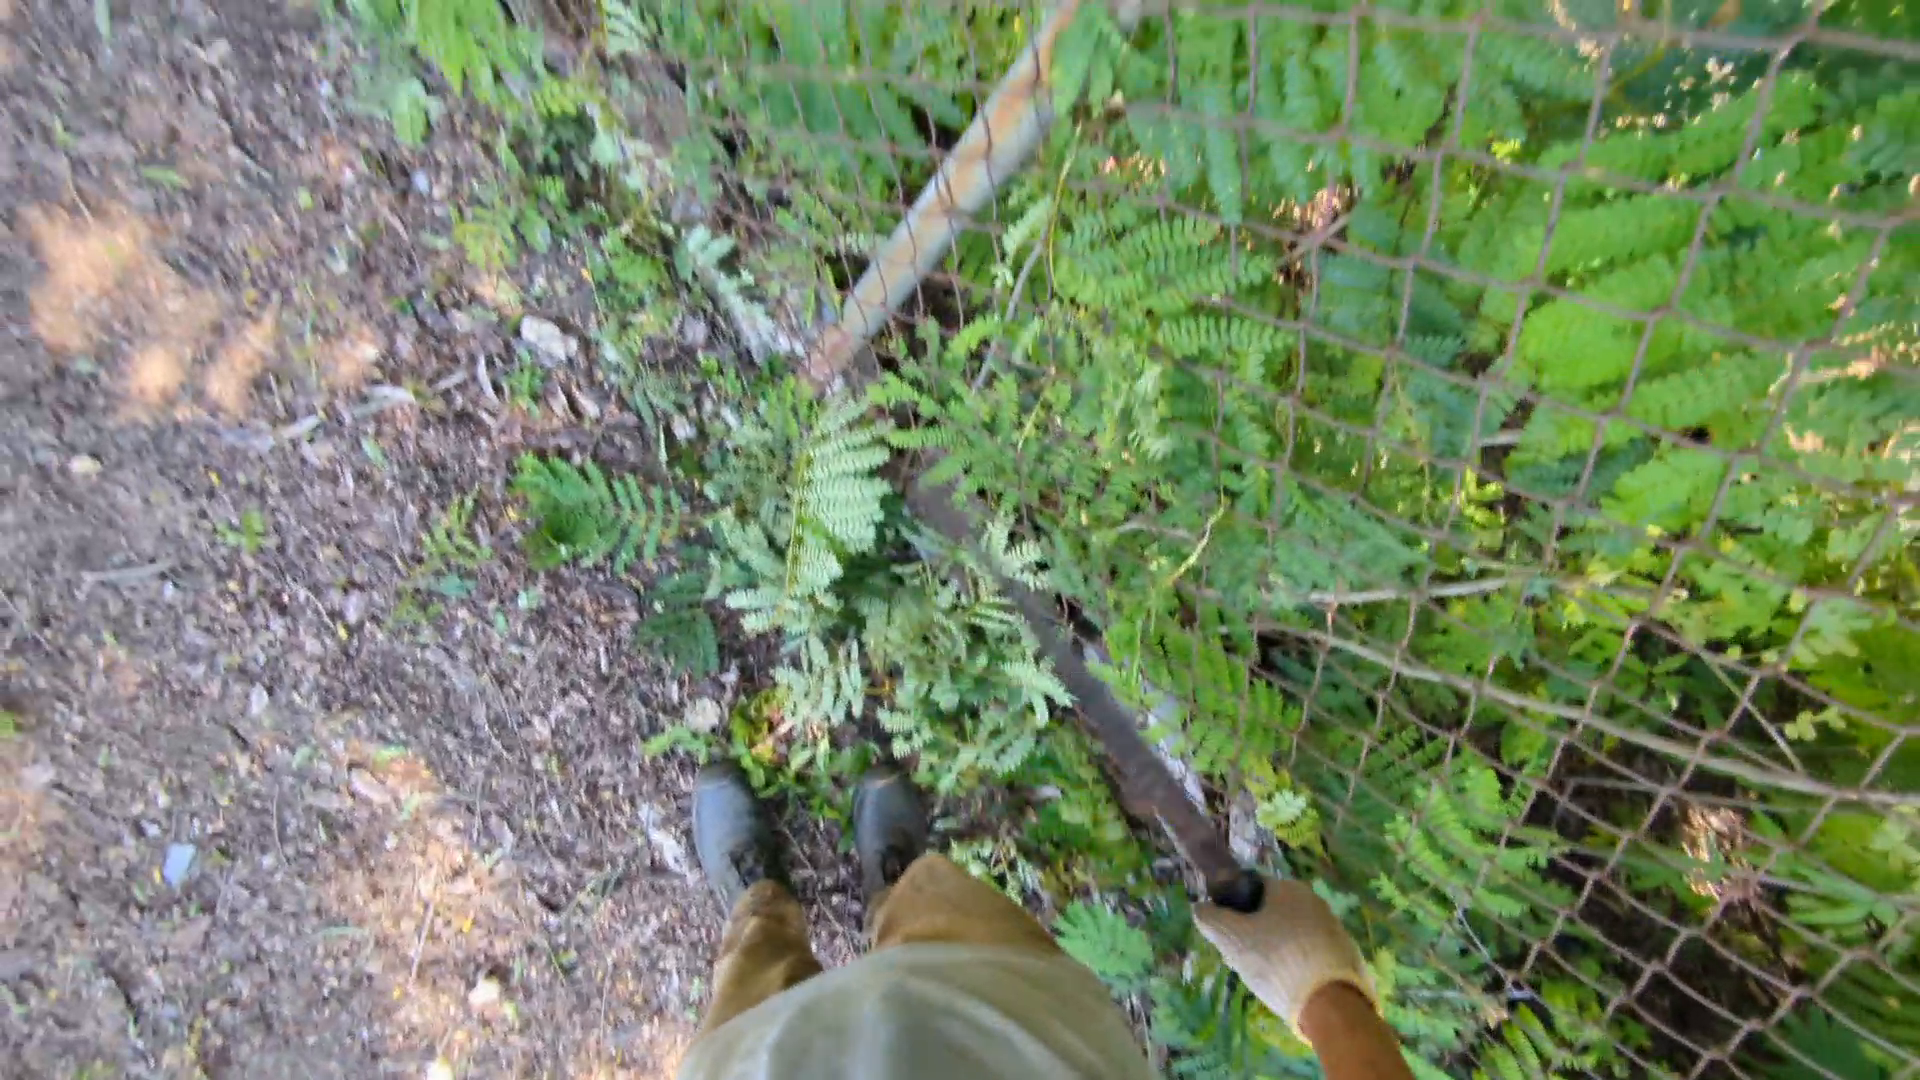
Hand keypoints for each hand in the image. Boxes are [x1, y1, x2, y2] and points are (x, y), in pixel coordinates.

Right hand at [1194, 876, 1378, 1034]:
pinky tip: (1293, 987)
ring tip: (1269, 977)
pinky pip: (1314, 956)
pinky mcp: (1350, 957)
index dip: (1235, 911)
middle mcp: (1315, 901)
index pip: (1252, 889)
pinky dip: (1301, 966)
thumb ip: (1210, 918)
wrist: (1333, 1008)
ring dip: (1279, 950)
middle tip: (1246, 959)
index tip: (1231, 936)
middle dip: (1257, 932)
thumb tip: (1200, 908)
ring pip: (1294, 934)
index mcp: (1288, 888)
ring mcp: (1336, 929)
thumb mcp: (1231, 939)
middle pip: (1273, 912)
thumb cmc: (1276, 961)